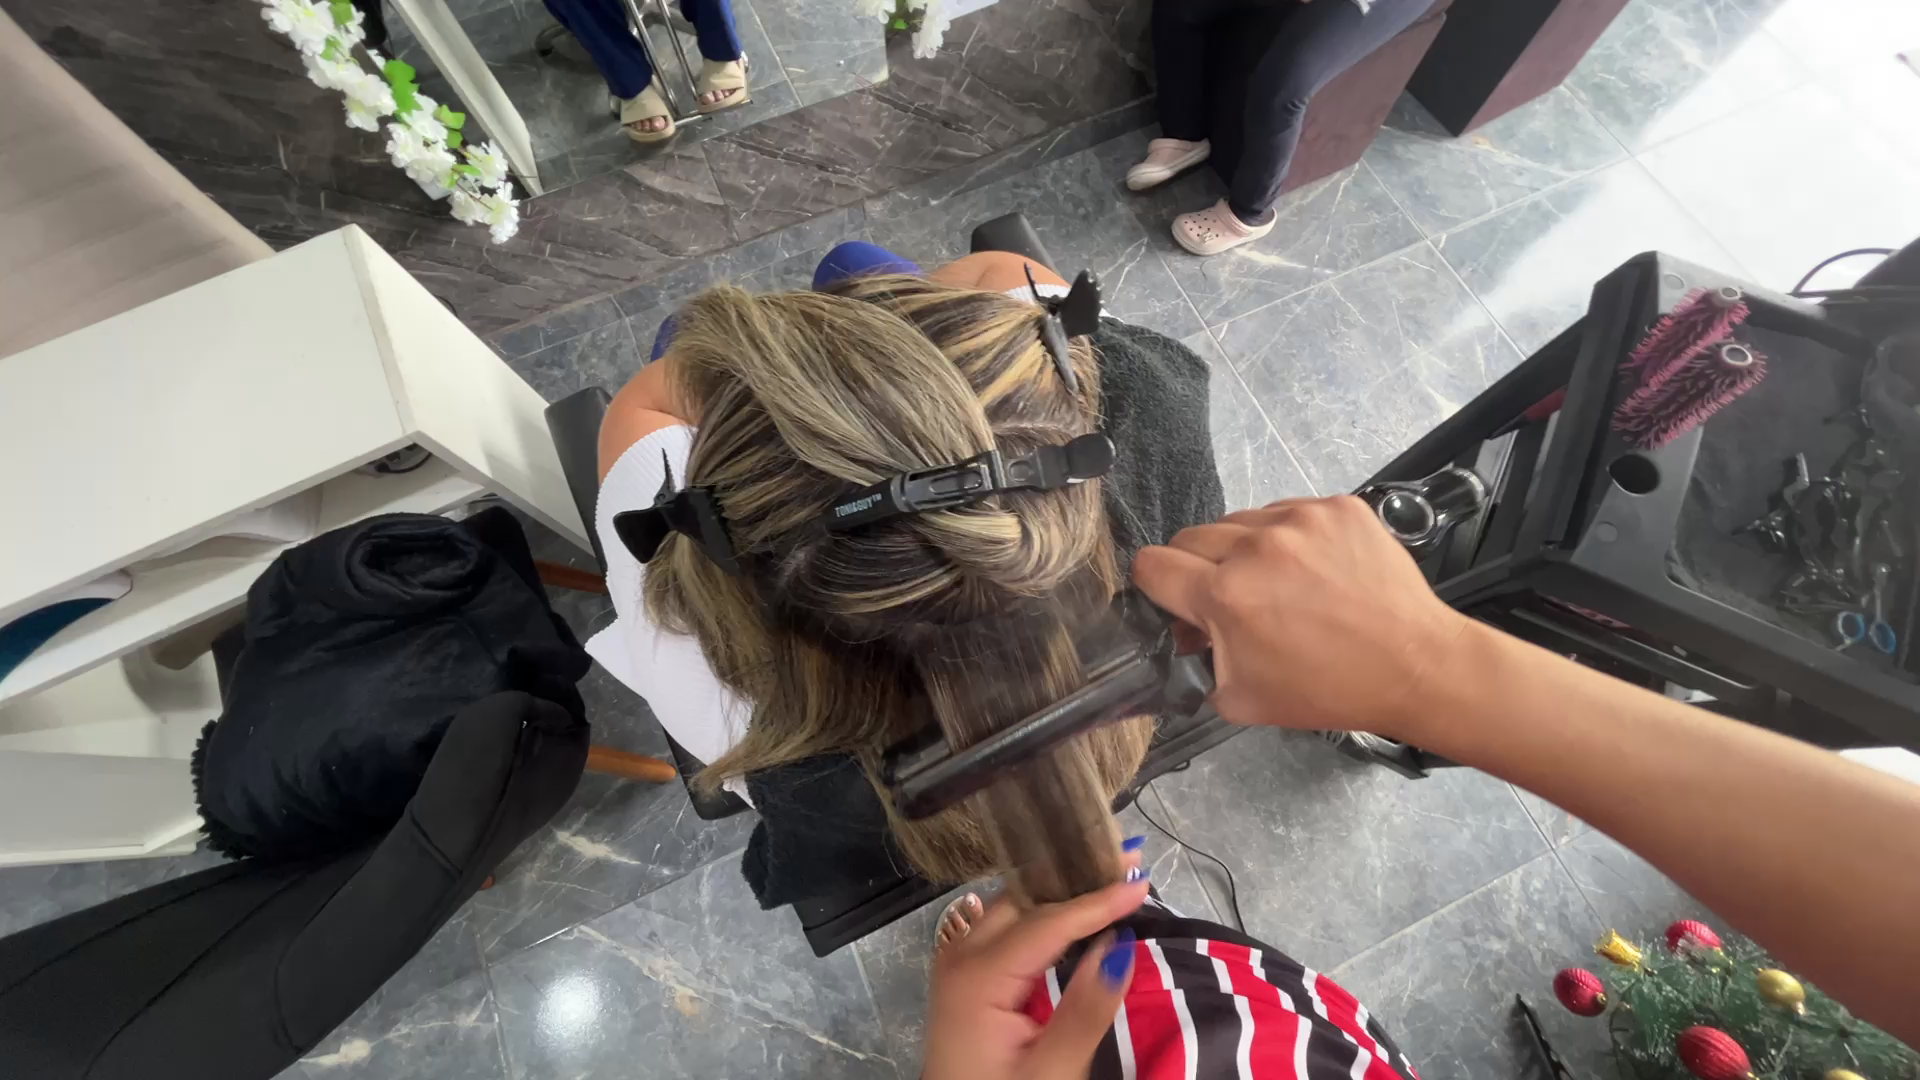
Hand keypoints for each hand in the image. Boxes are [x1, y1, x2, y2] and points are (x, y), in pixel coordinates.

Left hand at [921, 878, 1149, 1079]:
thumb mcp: (1050, 1074)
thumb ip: (1083, 1010)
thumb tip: (1120, 944)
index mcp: (977, 974)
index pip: (1046, 921)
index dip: (1096, 899)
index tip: (1139, 879)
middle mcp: (962, 950)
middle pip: (1026, 898)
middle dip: (1078, 877)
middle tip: (1127, 862)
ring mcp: (959, 955)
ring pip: (1015, 902)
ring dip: (1062, 888)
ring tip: (1108, 872)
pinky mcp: (966, 967)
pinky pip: (1007, 920)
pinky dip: (1044, 907)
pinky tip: (1074, 903)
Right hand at [1132, 496, 1468, 738]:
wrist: (1418, 666)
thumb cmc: (1326, 690)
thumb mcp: (1239, 697)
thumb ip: (1193, 660)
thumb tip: (1183, 629)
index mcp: (1225, 595)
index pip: (1151, 564)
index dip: (1155, 584)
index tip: (1174, 598)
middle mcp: (1255, 546)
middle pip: (1188, 537)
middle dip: (1196, 568)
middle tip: (1229, 597)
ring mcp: (1300, 519)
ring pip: (1236, 522)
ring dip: (1242, 549)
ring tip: (1277, 582)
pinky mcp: (1337, 506)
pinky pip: (1285, 512)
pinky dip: (1287, 537)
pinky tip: (1312, 568)